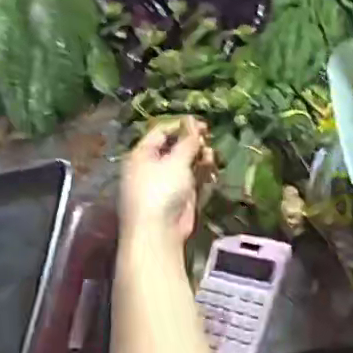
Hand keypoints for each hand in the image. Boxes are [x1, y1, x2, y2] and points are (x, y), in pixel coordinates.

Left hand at [120, 117, 214, 247]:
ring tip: (211, 155)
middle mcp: (151, 166)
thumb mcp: (175, 161)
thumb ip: (187, 141)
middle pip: (174, 147)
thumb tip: (193, 121)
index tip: (201, 124)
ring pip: (185, 163)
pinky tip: (211, 167)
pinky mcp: (178, 196)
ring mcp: (165, 182)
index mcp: (142, 154)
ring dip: (199, 157)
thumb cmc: (160, 190)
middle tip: (209, 138)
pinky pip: (191, 178)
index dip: (181, 126)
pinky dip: (201, 172)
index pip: (161, 132)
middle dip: (192, 142)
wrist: (158, 232)